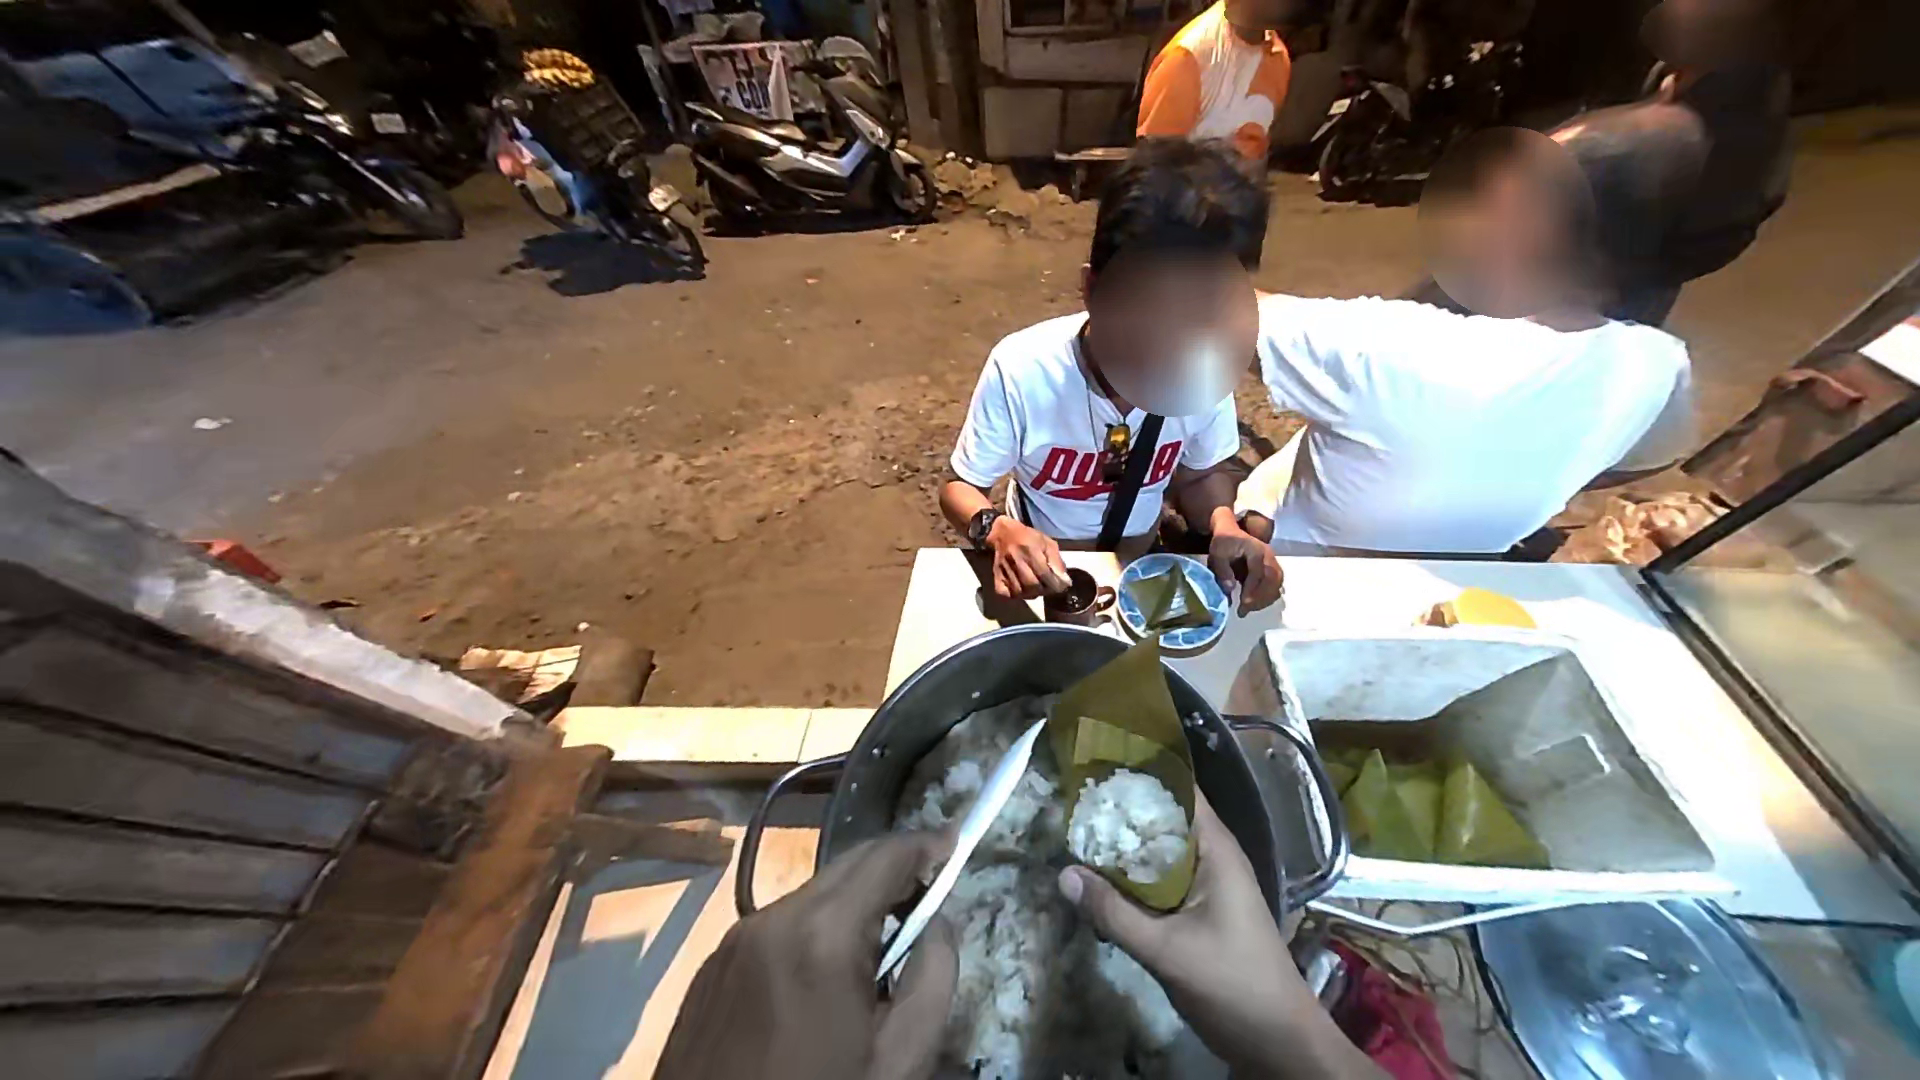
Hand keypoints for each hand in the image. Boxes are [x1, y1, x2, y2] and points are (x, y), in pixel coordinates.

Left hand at [657, 832, 957, 1079]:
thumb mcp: (899, 1063)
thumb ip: (934, 976)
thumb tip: (938, 922)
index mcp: (824, 934)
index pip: (885, 857)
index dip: (925, 844)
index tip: (953, 842)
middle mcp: (774, 917)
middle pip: (849, 865)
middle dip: (892, 869)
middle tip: (928, 891)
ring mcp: (736, 938)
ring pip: (814, 892)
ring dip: (854, 901)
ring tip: (879, 946)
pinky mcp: (712, 965)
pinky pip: (780, 924)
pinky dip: (815, 927)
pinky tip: (822, 978)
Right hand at [985, 516, 1069, 599]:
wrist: (1003, 533)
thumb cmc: (1028, 537)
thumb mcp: (1047, 542)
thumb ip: (1056, 560)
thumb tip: (1064, 579)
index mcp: (1030, 550)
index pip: (1044, 574)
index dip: (1055, 584)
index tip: (1061, 586)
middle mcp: (1016, 560)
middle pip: (1032, 585)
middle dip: (1044, 590)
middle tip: (1049, 588)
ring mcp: (1004, 569)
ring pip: (1020, 592)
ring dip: (1032, 594)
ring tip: (1037, 588)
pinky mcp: (996, 575)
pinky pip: (1004, 593)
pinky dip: (1014, 595)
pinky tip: (1022, 590)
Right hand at [1059, 796, 1381, 1079]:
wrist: (1283, 1050)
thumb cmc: (1234, 987)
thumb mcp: (1167, 951)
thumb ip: (1114, 913)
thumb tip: (1064, 873)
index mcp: (1215, 848)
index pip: (1179, 789)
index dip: (1141, 770)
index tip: (1100, 760)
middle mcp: (1212, 855)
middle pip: (1163, 815)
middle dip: (1122, 807)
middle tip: (1076, 795)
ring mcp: (1207, 882)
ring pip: (1159, 847)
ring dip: (1125, 842)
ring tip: (1079, 827)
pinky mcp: (1199, 907)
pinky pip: (1160, 874)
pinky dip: (1133, 871)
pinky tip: (1101, 875)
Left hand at [1208, 524, 1282, 614]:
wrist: (1231, 531)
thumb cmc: (1223, 542)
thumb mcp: (1217, 554)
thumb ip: (1223, 571)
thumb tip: (1230, 590)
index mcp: (1256, 551)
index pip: (1259, 573)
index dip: (1252, 590)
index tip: (1243, 604)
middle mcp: (1270, 556)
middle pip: (1272, 581)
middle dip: (1259, 598)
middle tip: (1244, 611)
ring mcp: (1274, 562)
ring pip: (1276, 584)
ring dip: (1264, 599)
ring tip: (1247, 609)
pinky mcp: (1273, 568)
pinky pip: (1276, 584)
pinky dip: (1267, 596)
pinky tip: (1255, 603)